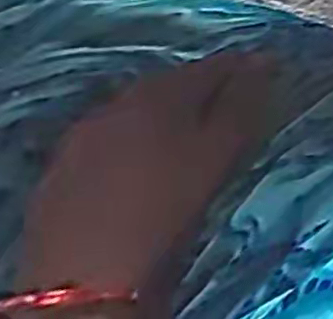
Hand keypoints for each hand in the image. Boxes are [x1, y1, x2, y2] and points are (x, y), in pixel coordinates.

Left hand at [19, 55, 275, 300]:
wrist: (87, 274)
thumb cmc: (173, 198)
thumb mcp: (227, 143)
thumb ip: (247, 94)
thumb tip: (264, 58)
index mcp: (161, 91)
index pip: (218, 62)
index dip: (249, 67)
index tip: (271, 80)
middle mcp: (118, 102)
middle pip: (175, 81)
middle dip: (207, 88)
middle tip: (235, 109)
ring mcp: (81, 136)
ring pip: (141, 108)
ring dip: (171, 112)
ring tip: (194, 134)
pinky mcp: (60, 168)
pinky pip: (113, 135)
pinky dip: (139, 136)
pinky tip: (150, 158)